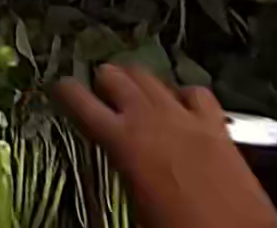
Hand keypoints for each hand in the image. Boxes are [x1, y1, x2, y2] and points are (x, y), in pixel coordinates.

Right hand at [54, 65, 276, 227]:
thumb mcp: (134, 203)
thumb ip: (117, 164)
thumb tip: (107, 154)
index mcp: (119, 137)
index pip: (74, 94)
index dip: (62, 90)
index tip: (61, 94)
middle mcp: (145, 116)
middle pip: (111, 74)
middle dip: (103, 82)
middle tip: (104, 98)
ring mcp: (181, 117)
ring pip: (146, 74)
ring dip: (137, 82)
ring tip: (137, 96)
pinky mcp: (216, 126)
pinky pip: (196, 93)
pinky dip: (185, 95)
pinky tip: (182, 107)